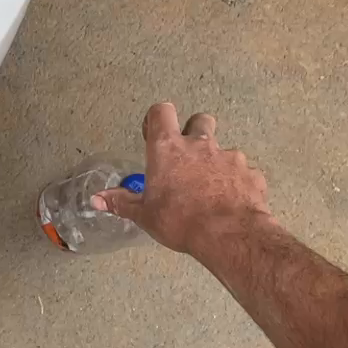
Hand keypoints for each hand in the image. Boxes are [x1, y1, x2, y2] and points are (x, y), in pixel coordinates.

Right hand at [93, 103, 275, 254]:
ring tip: (208, 186)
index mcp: (167, 149)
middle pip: (199, 120)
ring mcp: (228, 157)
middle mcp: (199, 145)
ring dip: (214, 161)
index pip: (161, 112)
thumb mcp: (144, 214)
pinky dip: (235, 182)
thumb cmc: (182, 220)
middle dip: (193, 130)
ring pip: (222, 148)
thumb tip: (98, 199)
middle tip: (186, 154)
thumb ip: (121, 202)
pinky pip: (241, 172)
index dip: (156, 118)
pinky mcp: (249, 173)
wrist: (229, 235)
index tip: (152, 132)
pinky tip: (228, 201)